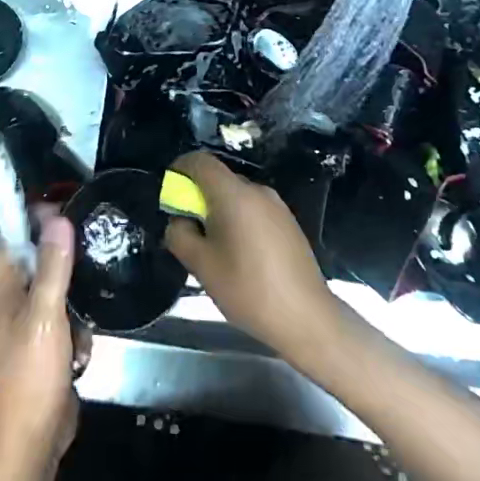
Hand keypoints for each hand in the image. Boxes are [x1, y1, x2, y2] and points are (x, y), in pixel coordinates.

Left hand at [0, 210, 84, 480]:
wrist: (34, 436)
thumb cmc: (32, 371)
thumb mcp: (45, 313)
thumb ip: (53, 267)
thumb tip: (57, 218)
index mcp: (5, 288)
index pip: (13, 239)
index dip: (32, 219)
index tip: (61, 206)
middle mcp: (15, 302)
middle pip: (40, 264)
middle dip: (64, 263)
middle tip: (88, 256)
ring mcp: (31, 327)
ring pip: (58, 294)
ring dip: (76, 303)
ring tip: (84, 317)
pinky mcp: (49, 349)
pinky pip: (68, 324)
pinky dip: (79, 332)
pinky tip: (84, 348)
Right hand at [164, 151, 344, 362]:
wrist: (308, 319)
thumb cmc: (249, 289)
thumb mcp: (201, 265)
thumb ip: (179, 234)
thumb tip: (180, 222)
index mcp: (234, 194)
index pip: (200, 161)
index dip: (180, 169)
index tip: (171, 194)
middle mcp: (257, 191)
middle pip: (219, 179)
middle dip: (198, 197)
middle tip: (190, 230)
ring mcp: (277, 207)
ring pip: (237, 197)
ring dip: (219, 211)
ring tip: (216, 248)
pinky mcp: (289, 224)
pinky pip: (254, 211)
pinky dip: (239, 221)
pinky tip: (242, 256)